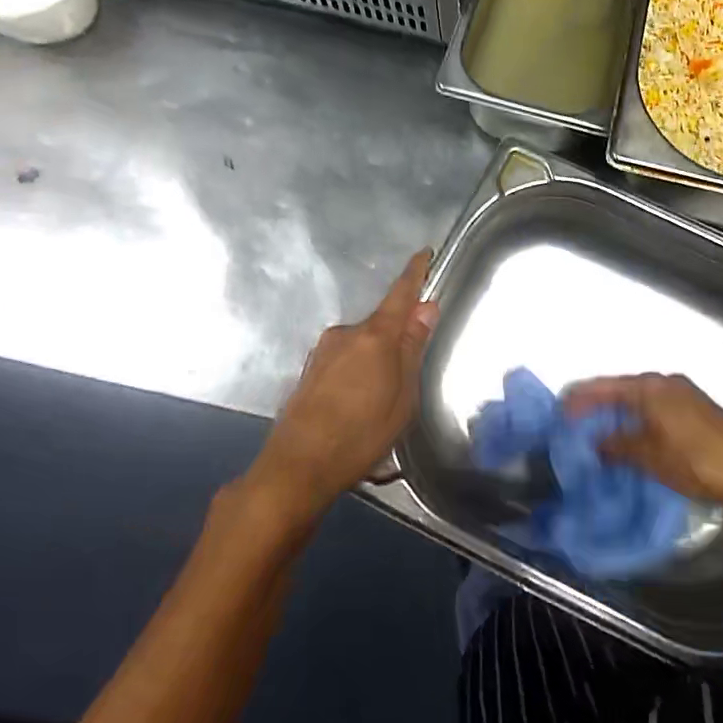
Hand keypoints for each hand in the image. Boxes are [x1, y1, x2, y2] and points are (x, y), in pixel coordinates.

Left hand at [245, 250, 438, 519]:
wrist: (296, 469)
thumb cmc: (361, 433)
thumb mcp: (403, 395)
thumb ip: (413, 348)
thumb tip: (426, 308)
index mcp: (375, 337)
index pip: (400, 295)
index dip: (415, 274)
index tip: (424, 253)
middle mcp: (346, 336)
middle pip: (383, 323)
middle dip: (400, 336)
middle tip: (414, 369)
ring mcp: (324, 353)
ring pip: (364, 344)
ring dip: (379, 359)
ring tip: (387, 397)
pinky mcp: (311, 372)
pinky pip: (348, 360)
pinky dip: (362, 371)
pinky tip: (363, 404)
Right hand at [564, 374, 722, 507]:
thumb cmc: (697, 460)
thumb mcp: (651, 457)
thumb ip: (619, 445)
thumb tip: (598, 442)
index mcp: (651, 387)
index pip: (605, 386)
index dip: (580, 398)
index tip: (558, 412)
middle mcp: (665, 383)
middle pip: (621, 389)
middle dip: (596, 405)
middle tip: (570, 425)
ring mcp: (682, 395)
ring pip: (638, 400)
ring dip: (616, 414)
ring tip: (592, 434)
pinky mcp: (693, 410)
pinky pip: (653, 409)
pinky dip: (635, 420)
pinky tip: (625, 438)